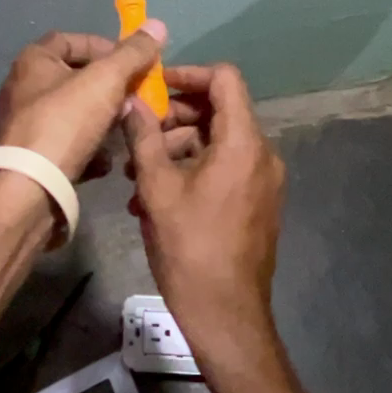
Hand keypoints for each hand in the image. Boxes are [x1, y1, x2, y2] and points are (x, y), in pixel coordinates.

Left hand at [0, 20, 166, 179]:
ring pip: (73, 113)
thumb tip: (157, 24)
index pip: (71, 39)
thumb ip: (132, 54)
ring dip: (101, 120)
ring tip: (124, 130)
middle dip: (108, 87)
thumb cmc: (64, 123)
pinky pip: (66, 144)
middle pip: (75, 78)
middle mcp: (23, 87)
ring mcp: (25, 124)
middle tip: (134, 97)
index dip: (104, 46)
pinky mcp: (32, 157)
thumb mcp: (105, 81)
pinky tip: (104, 161)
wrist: (29, 191)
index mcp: (33, 61)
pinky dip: (88, 149)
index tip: (131, 61)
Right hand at [123, 62, 285, 326]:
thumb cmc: (191, 248)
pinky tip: (153, 196)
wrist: (227, 318)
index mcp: (243, 142)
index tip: (154, 86)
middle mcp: (261, 154)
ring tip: (135, 174)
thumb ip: (142, 136)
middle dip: (174, 118)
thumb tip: (129, 100)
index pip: (224, 79)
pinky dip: (191, 170)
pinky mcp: (257, 202)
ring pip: (216, 141)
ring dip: (176, 148)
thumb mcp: (157, 187)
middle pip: (218, 110)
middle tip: (136, 134)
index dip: (188, 73)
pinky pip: (224, 167)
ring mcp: (262, 180)